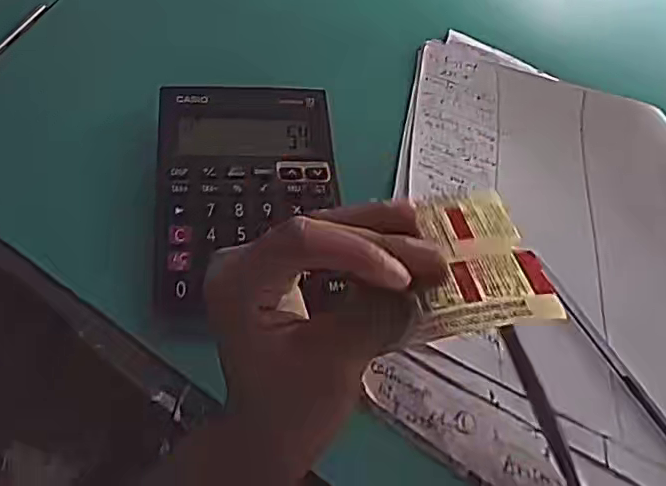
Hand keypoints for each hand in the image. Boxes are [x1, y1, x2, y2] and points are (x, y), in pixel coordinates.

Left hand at [152, 201, 443, 484]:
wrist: (267, 437)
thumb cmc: (289, 411)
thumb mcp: (332, 367)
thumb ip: (372, 317)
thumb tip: (418, 283)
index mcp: (238, 280)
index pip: (299, 242)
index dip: (356, 250)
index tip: (403, 275)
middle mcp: (247, 258)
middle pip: (317, 227)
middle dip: (377, 236)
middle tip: (428, 242)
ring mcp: (266, 259)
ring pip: (327, 231)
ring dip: (379, 233)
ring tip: (423, 232)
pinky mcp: (288, 268)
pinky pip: (331, 248)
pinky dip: (369, 249)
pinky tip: (402, 243)